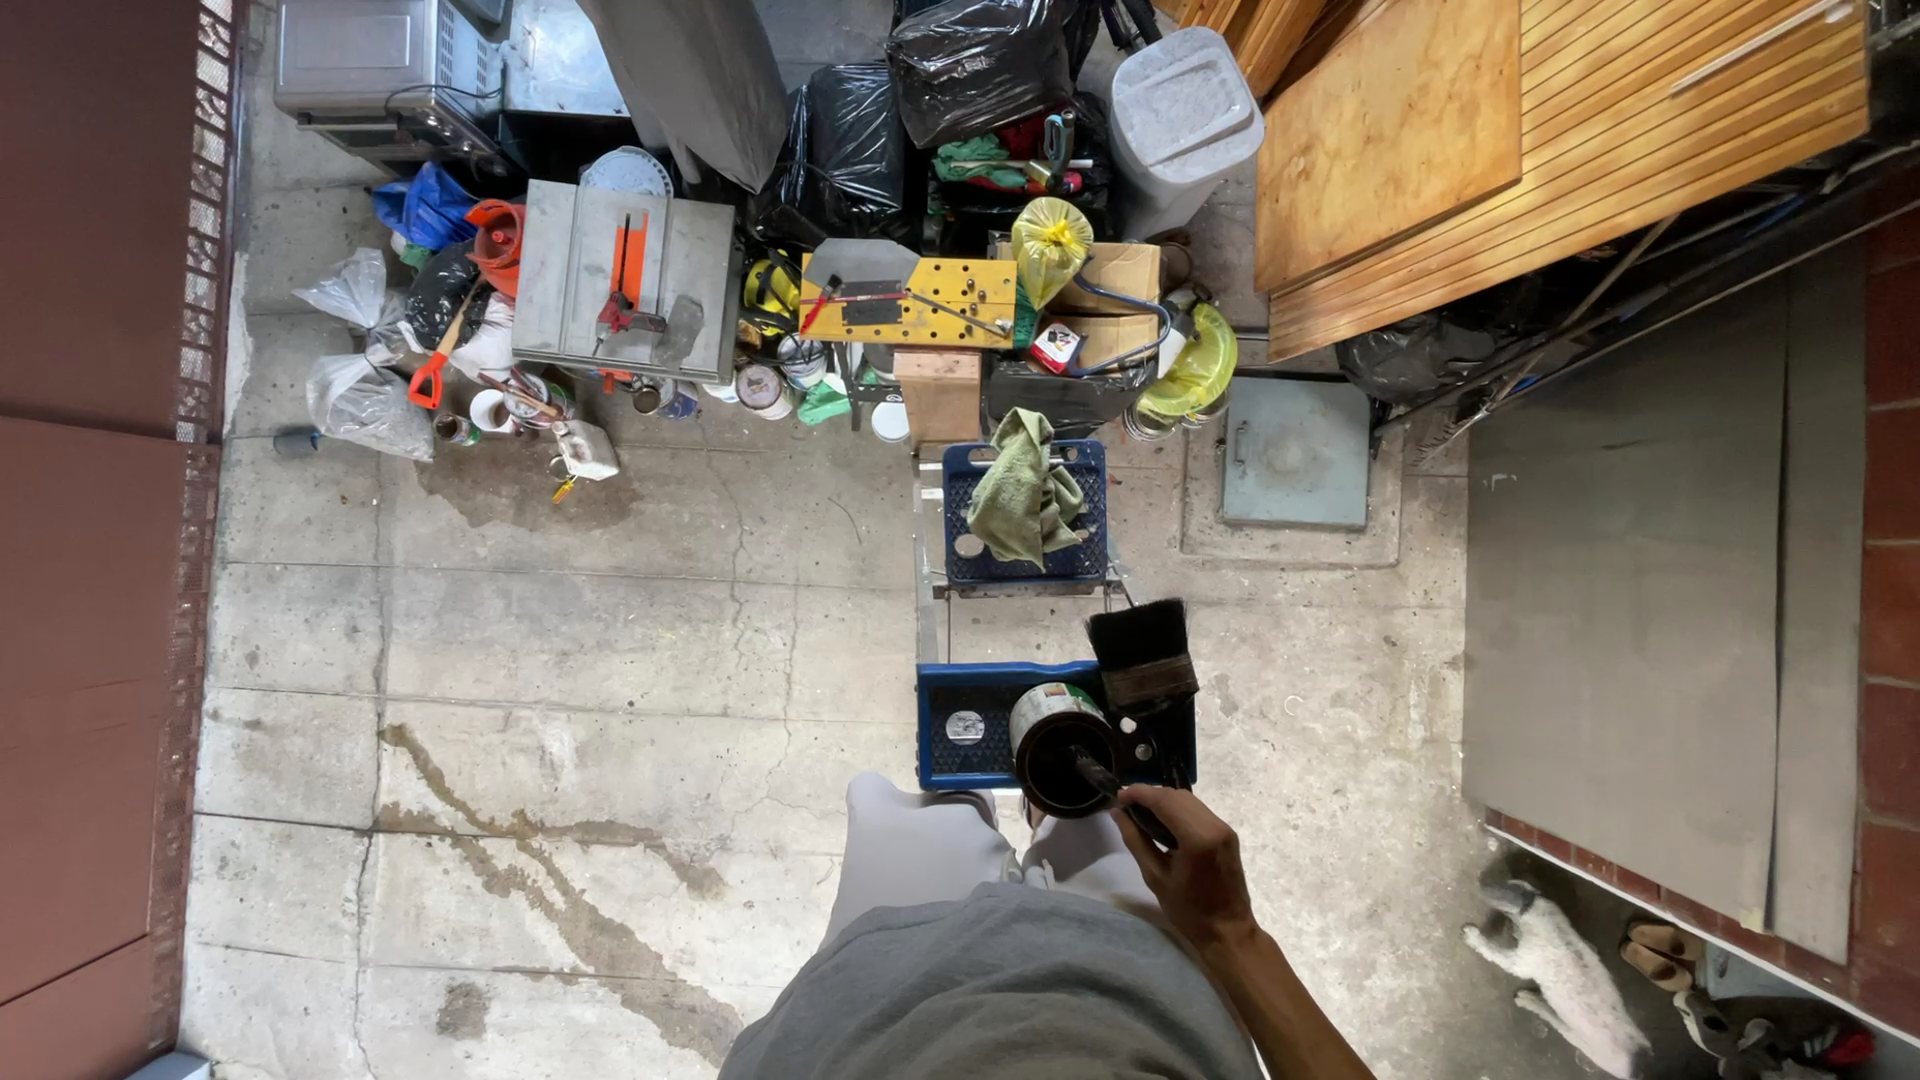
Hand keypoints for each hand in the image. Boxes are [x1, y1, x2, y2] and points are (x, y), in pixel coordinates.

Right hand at [1113, 785, 1259, 950]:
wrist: (1229, 931)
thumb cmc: (1188, 911)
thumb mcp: (1155, 876)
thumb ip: (1135, 839)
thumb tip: (1117, 813)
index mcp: (1197, 838)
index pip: (1163, 800)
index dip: (1139, 793)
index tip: (1119, 797)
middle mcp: (1214, 825)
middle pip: (1176, 795)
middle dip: (1149, 795)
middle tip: (1127, 806)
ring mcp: (1223, 828)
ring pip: (1187, 799)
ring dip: (1163, 800)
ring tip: (1141, 813)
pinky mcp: (1227, 833)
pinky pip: (1197, 810)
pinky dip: (1177, 809)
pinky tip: (1163, 821)